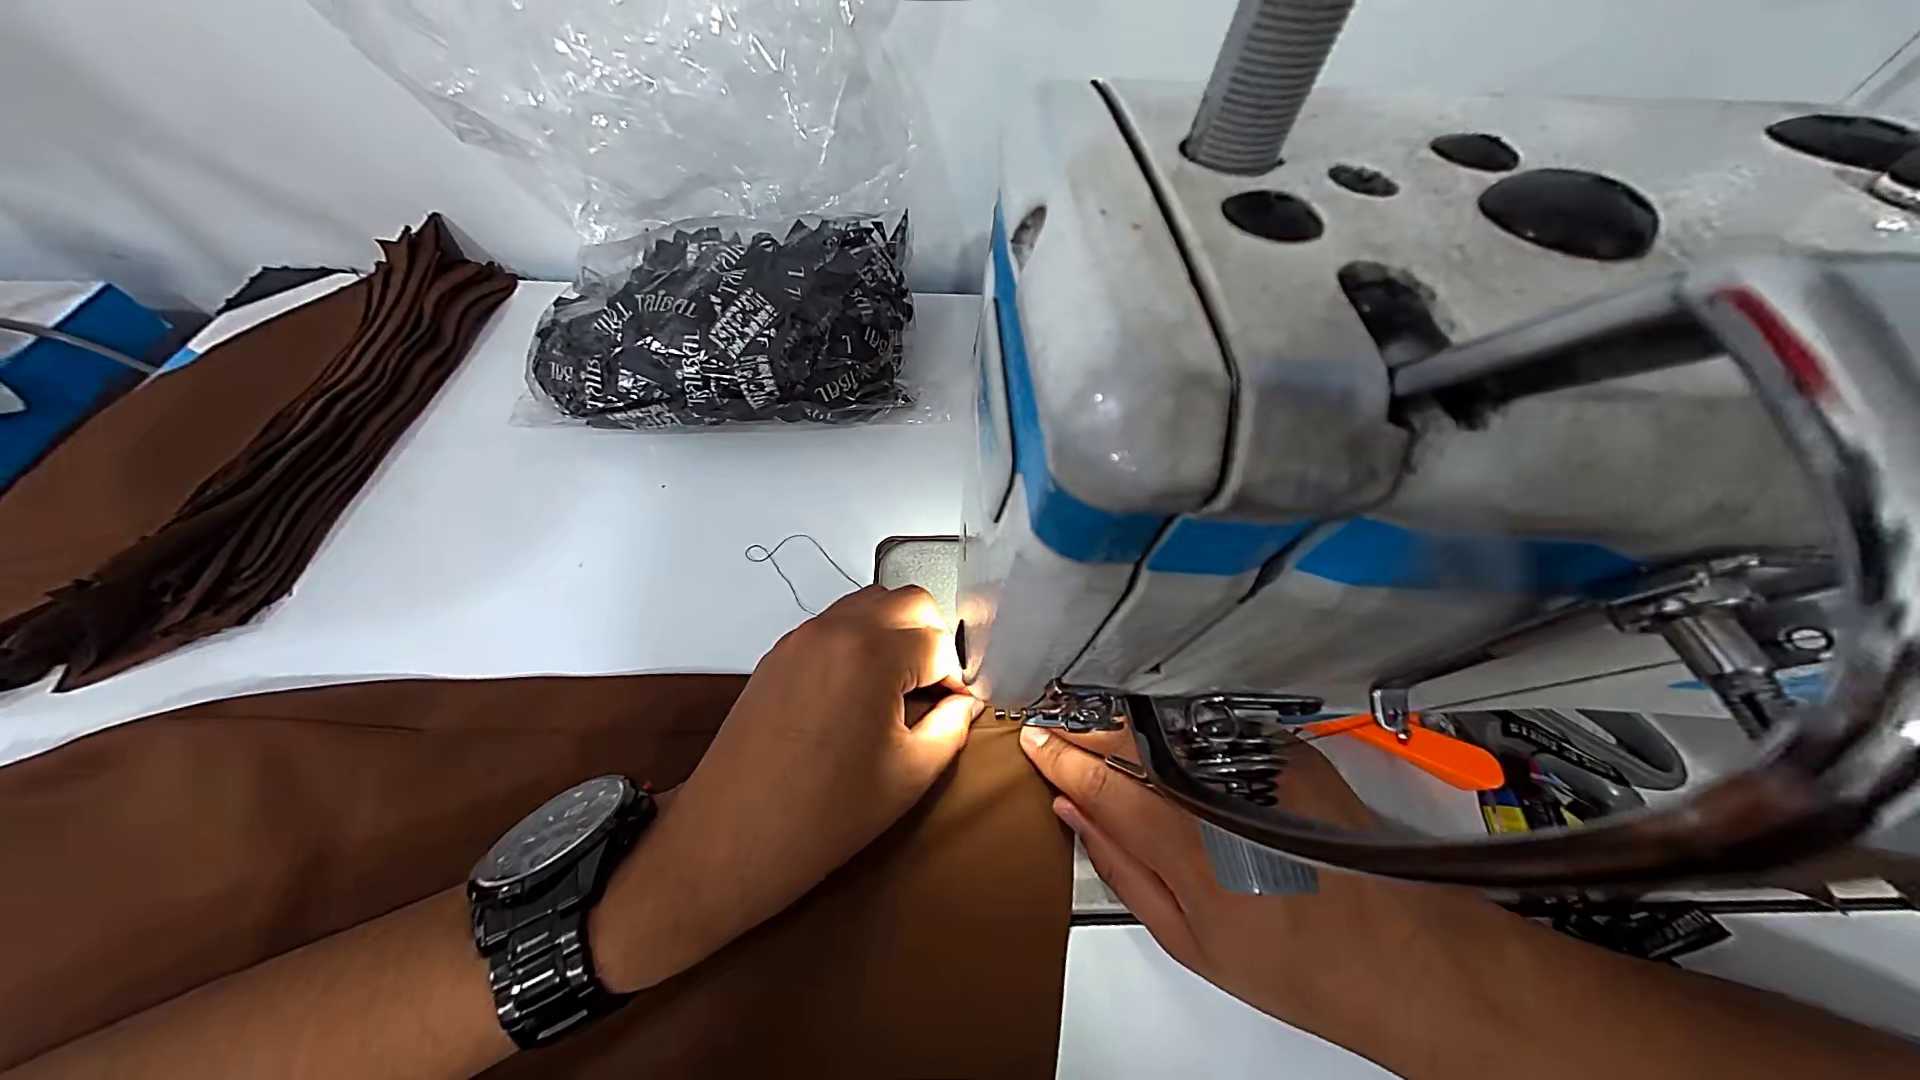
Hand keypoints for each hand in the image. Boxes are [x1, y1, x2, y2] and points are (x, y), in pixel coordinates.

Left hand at [591, 585, 980, 991]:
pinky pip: (836, 622)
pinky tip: (861, 688)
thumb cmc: (817, 815)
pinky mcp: (780, 652)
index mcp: (872, 655)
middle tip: (935, 684)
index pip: (939, 641)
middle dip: (934, 637)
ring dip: (897, 631)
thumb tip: (962, 703)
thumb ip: (951, 726)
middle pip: (909, 601)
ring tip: (899, 684)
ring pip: (871, 602)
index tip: (955, 703)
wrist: (729, 838)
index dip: (957, 675)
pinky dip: (861, 638)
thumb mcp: (909, 775)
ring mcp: (802, 637)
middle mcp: (836, 631)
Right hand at [1019, 722, 1505, 1047]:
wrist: (1402, 954)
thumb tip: (1074, 817)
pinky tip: (1170, 757)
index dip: (1056, 755)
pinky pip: (1207, 732)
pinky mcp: (1284, 750)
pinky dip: (1175, 739)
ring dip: (1125, 735)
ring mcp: (1255, 764)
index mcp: (1184, 844)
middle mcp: (1217, 792)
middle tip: (1063, 744)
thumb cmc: (1299, 964)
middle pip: (1125, 740)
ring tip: (1106, 751)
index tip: (1032, 740)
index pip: (1097, 780)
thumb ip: (1120, 866)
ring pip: (1163, 730)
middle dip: (1084, 737)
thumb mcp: (1187, 938)